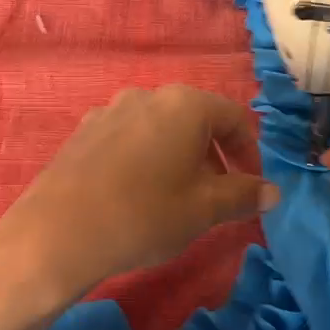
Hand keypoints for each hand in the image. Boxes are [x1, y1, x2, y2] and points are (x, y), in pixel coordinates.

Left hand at [0, 85, 278, 306]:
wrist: (57, 233)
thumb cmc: (144, 215)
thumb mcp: (204, 209)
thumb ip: (243, 195)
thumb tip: (272, 192)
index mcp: (185, 104)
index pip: (234, 119)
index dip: (251, 155)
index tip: (252, 191)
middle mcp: (148, 96)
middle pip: (196, 121)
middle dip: (215, 158)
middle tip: (218, 200)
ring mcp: (110, 112)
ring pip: (161, 131)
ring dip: (180, 160)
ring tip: (178, 201)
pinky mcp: (83, 134)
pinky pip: (129, 141)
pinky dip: (146, 162)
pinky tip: (137, 198)